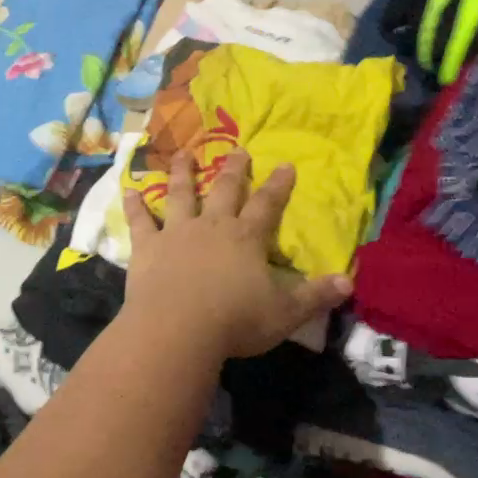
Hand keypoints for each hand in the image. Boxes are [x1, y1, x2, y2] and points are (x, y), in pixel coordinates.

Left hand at [121, 150, 351, 359]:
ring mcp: (176, 233)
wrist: (177, 328)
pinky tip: (128, 190)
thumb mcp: (285, 313)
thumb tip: (348, 283)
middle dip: (233, 169)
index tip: (286, 165)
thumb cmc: (235, 321)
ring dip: (183, 172)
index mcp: (246, 238)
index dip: (278, 185)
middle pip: (224, 190)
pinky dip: (134, 205)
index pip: (267, 205)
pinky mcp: (147, 247)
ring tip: (184, 153)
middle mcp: (212, 226)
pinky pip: (140, 221)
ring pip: (180, 194)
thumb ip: (314, 296)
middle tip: (238, 149)